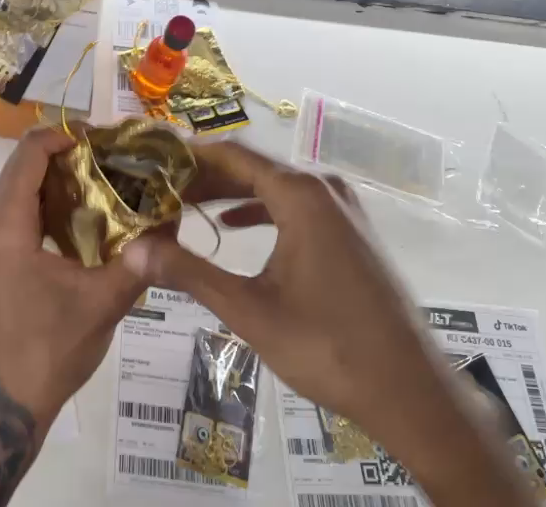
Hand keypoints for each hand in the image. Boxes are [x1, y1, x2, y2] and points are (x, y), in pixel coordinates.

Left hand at [0, 126, 144, 436]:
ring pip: (27, 177)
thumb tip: (174, 219)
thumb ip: (139, 260)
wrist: (7, 395)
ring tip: (113, 181)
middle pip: (29, 158)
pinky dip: (55, 194)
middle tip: (121, 161)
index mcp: (8, 220)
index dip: (71, 135)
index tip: (113, 143)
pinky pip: (24, 200)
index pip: (33, 150)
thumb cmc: (48, 348)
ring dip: (66, 172)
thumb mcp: (102, 304)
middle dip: (74, 151)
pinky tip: (93, 211)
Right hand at [122, 140, 534, 506]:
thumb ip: (190, 273)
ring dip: (231, 194)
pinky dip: (261, 211)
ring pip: (275, 187)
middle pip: (253, 167)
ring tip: (186, 205)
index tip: (151, 157)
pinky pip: (297, 206)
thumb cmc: (328, 347)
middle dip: (204, 177)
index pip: (233, 154)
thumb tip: (134, 250)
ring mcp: (344, 210)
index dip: (189, 154)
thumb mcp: (249, 310)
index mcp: (301, 195)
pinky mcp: (352, 233)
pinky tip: (233, 229)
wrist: (411, 391)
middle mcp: (324, 189)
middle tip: (158, 187)